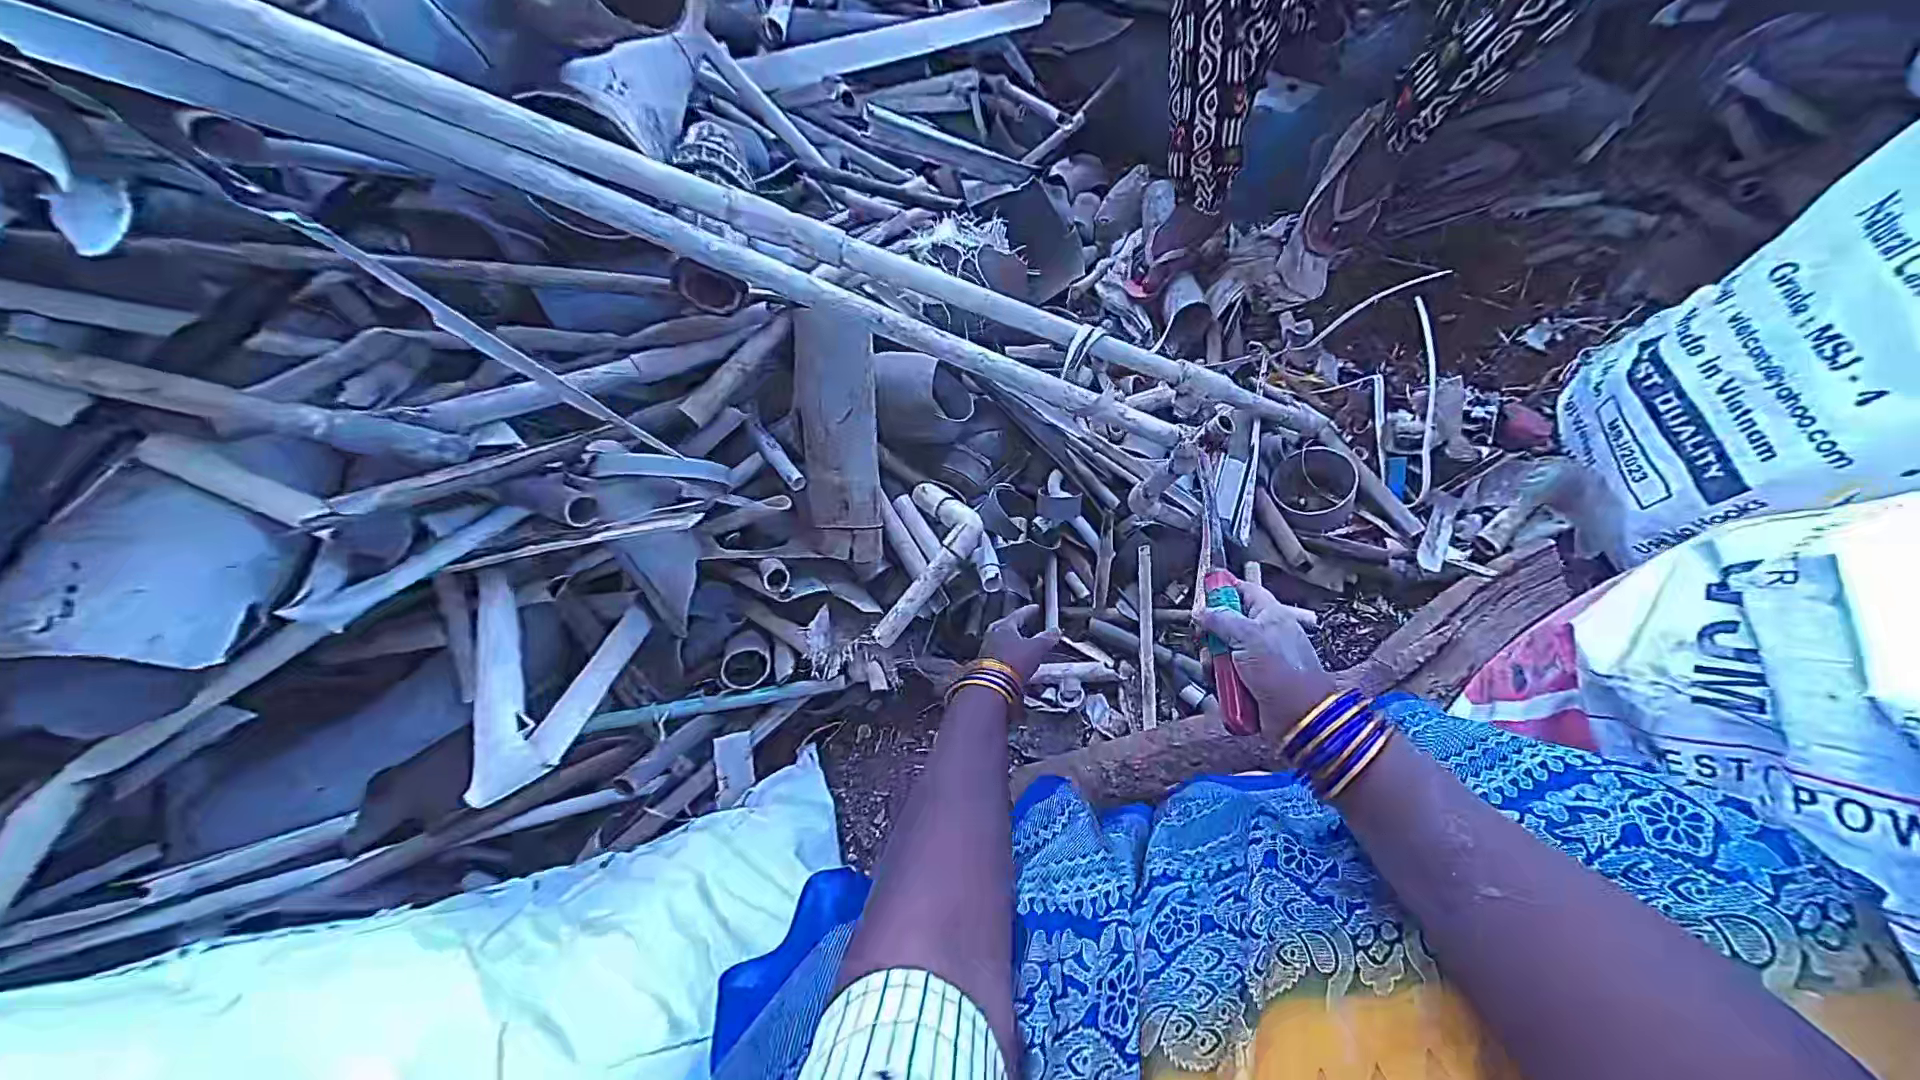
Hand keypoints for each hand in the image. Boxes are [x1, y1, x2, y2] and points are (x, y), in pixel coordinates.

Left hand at [980, 603, 1060, 683]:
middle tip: (1030, 627)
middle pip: (1009, 628)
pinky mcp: (988, 666)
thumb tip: (1055, 632)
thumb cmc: (1011, 663)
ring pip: (1004, 642)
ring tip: (1027, 647)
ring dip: (1016, 643)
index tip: (1035, 609)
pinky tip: (1019, 663)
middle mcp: (992, 636)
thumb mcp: (1037, 648)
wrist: (994, 686)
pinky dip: (1012, 657)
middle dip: (1021, 627)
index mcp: (1003, 626)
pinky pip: (1002, 657)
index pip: (1019, 614)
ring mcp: (988, 651)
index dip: (1029, 611)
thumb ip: (1047, 638)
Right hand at [1192, 578, 1333, 736]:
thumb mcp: (1249, 637)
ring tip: (1220, 670)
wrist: (1298, 718)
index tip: (1203, 595)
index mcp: (1270, 615)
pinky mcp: (1247, 679)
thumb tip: (1200, 611)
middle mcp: (1261, 634)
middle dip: (1211, 633)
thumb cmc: (1286, 676)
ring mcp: (1254, 658)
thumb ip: (1221, 619)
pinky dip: (1218, 678)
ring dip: (1213, 660)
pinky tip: (1223, 684)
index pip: (1242, 590)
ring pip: (1219, 649)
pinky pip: (1222, 672)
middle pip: (1223, 622)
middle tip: (1207, 640)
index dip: (1221, 590)